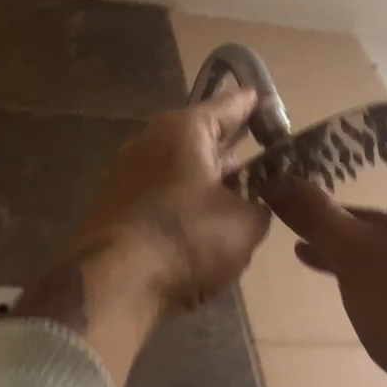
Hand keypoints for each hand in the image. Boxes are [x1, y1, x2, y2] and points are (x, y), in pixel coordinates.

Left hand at [73, 87, 272, 312]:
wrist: (114, 283)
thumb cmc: (186, 239)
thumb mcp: (245, 224)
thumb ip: (260, 205)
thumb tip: (254, 202)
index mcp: (185, 129)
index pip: (230, 105)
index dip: (255, 106)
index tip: (272, 104)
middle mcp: (152, 139)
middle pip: (202, 135)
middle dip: (232, 145)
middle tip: (266, 152)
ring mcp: (128, 170)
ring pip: (181, 165)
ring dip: (208, 176)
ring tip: (241, 190)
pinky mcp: (116, 202)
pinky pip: (161, 190)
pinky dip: (184, 198)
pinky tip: (205, 219)